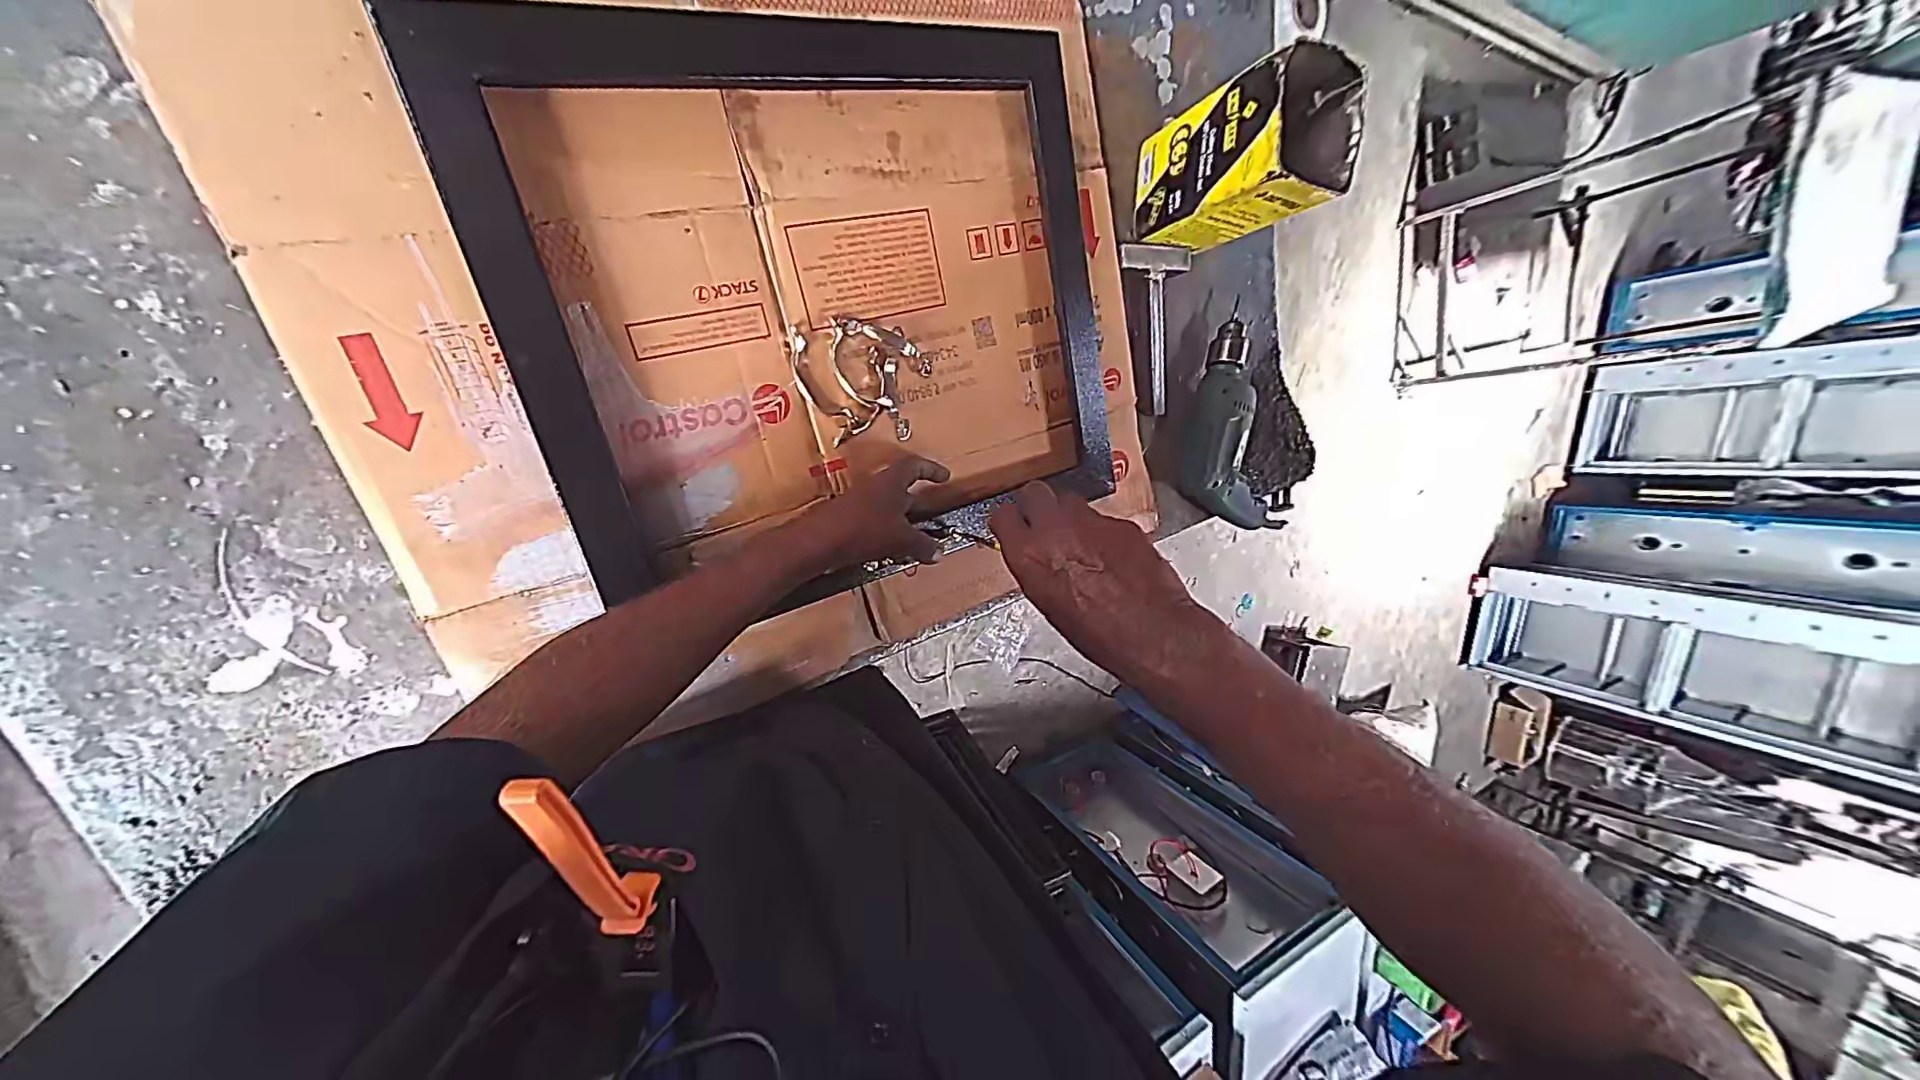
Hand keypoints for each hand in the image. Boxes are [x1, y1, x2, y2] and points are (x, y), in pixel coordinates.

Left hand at [785, 454, 950, 573]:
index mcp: (891, 482)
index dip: (931, 470)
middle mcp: (873, 487)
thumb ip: (922, 545)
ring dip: (899, 522)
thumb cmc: (863, 529)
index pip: (915, 466)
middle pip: (900, 488)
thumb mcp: (901, 539)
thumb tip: (937, 552)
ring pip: (885, 508)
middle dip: (915, 502)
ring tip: (910, 541)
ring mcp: (857, 502)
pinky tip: (887, 552)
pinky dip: (883, 535)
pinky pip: (871, 523)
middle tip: (928, 514)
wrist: (817, 542)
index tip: (944, 476)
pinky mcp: (845, 519)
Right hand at [990, 481, 1216, 682]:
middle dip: (1037, 504)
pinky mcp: (1120, 523)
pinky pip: (1102, 518)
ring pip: (1070, 501)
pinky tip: (1109, 555)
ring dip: (1069, 517)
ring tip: (1078, 541)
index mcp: (1029, 554)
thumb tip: (1034, 559)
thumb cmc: (1099, 632)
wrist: (1150, 631)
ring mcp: (1090, 521)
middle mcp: (1056, 530)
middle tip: (1042, 522)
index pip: (1003, 515)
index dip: (1009, 521)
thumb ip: (1034, 568)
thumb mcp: (1047, 604)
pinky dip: (1102, 531)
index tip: (1014, 526)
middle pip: (1035, 492)